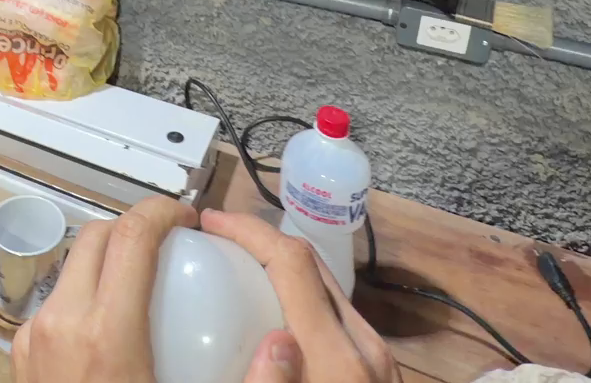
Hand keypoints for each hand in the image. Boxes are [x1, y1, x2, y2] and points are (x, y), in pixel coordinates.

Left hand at [11, 197, 195, 382]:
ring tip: (135, 290)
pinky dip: (82, 300)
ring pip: (72, 266)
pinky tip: (102, 333)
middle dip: (132, 228)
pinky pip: (56, 302)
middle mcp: (63, 319)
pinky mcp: (20, 347)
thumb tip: (254, 345)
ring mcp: (34, 331)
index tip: (184, 218)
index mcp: (107, 331)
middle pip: (96, 235)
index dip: (161, 212)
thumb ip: (203, 356)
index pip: (132, 236)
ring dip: (104, 263)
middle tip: (164, 249)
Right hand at [200, 210, 401, 382]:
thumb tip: (272, 340)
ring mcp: (379, 360)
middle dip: (261, 238)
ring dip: (279, 265)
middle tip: (215, 240)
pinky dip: (298, 295)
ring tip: (236, 268)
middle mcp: (365, 347)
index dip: (248, 230)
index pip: (292, 262)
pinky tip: (272, 317)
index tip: (208, 222)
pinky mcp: (382, 374)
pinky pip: (334, 314)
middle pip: (310, 264)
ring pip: (325, 286)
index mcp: (340, 358)